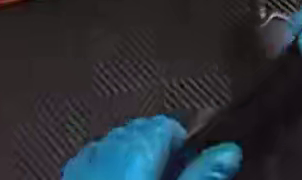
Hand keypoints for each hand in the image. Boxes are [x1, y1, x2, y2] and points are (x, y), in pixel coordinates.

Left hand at [61, 116, 240, 179]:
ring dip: (138, 159)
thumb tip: (231, 150)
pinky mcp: (70, 179)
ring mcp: (83, 164)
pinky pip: (97, 160)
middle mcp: (107, 146)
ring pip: (119, 144)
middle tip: (179, 178)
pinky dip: (114, 169)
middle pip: (143, 132)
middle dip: (163, 151)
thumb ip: (200, 178)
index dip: (187, 145)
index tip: (197, 169)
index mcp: (135, 149)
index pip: (169, 126)